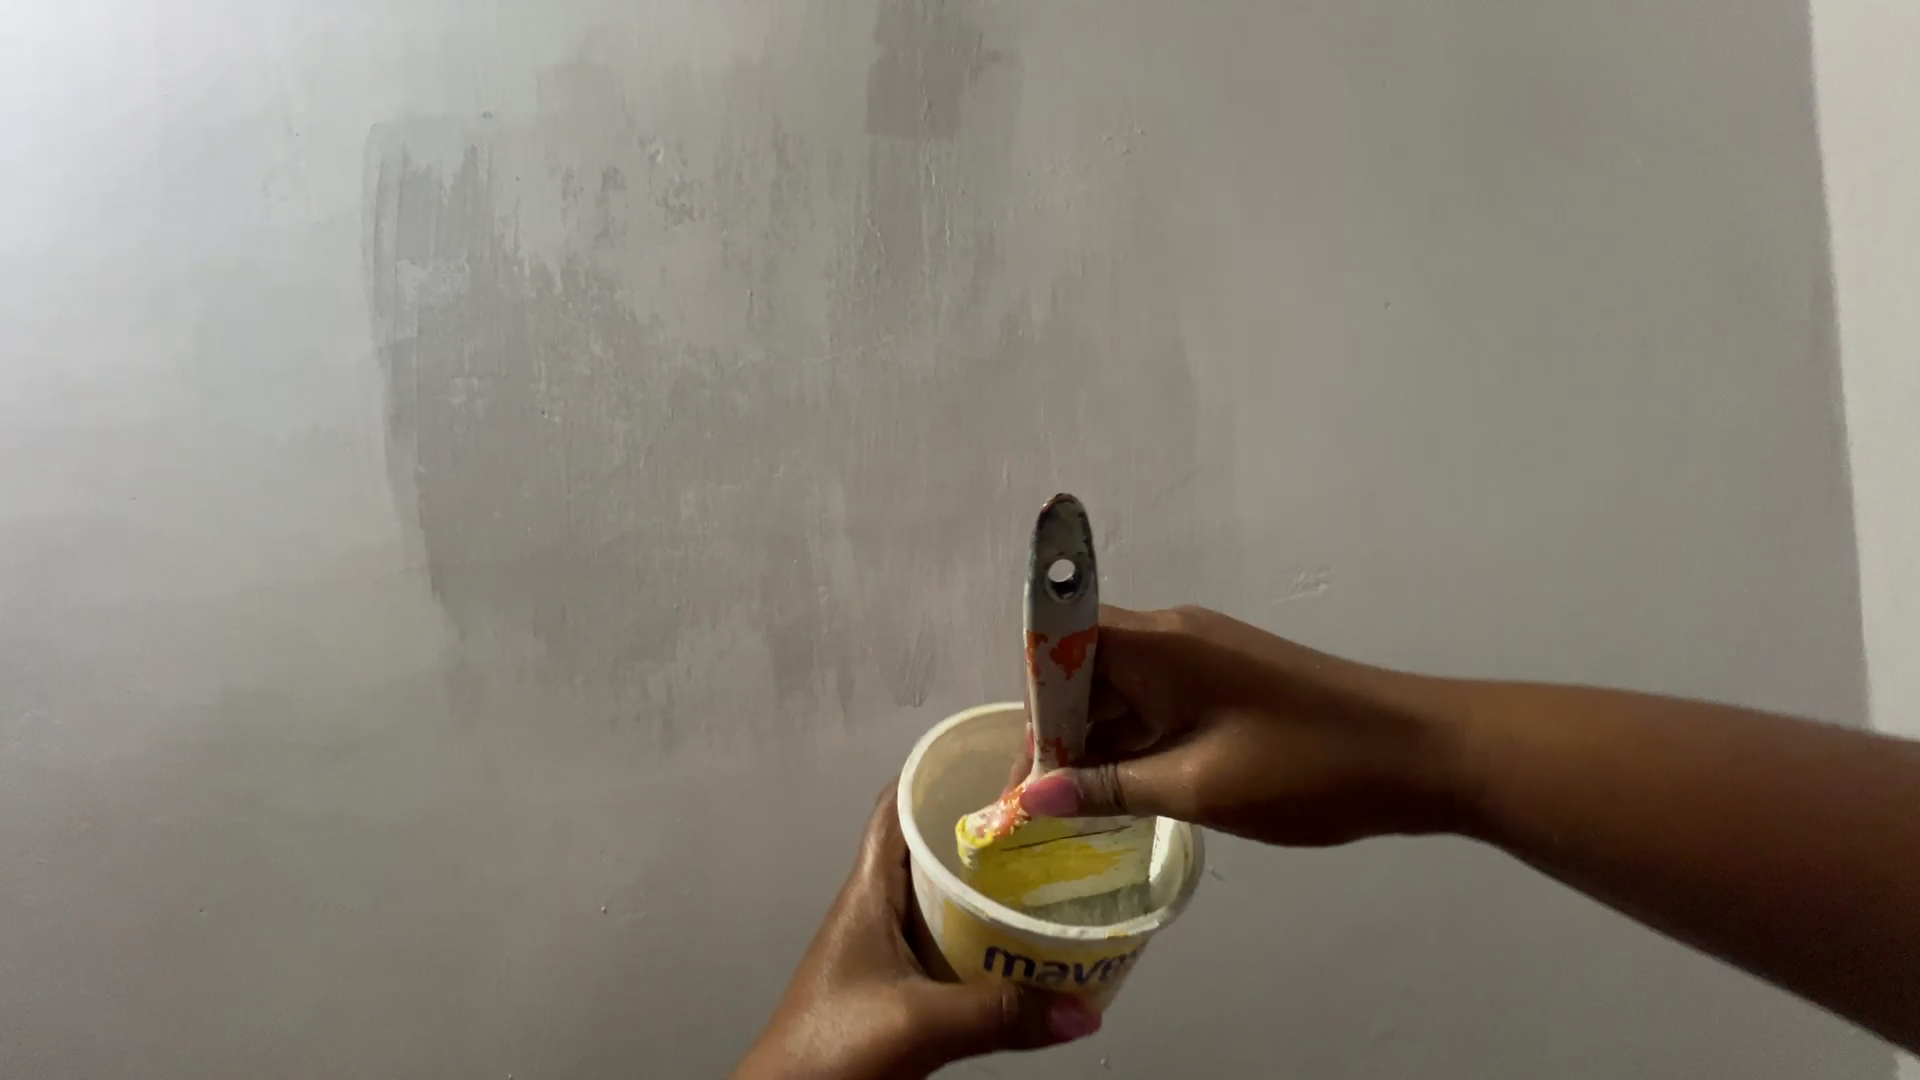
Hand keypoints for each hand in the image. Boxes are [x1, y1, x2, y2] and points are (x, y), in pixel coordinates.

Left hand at [734, 784, 1102, 1079]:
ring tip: (1036, 864)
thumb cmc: (828, 1048)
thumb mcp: (917, 1025)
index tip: (984, 759)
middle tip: (1030, 814)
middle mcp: (875, 904)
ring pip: (935, 889)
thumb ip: (996, 1015)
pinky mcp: (895, 979)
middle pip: (923, 842)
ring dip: (976, 876)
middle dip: (972, 822)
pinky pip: (942, 934)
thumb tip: (1080, 1010)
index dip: (932, 773)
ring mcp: (883, 943)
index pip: (894, 806)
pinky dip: (975, 926)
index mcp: (868, 890)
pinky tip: (1012, 938)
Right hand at [1018, 605, 1470, 846]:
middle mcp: (1170, 634)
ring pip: (1122, 685)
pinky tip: (1129, 783)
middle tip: (1046, 799)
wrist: (1424, 752)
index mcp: (1156, 644)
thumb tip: (1033, 798)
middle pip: (1087, 666)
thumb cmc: (1303, 767)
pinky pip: (1157, 696)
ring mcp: (1200, 651)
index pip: (1059, 642)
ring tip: (1081, 802)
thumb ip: (1108, 788)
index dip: (1032, 699)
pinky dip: (1138, 736)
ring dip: (1100, 737)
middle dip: (1061, 728)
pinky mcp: (1223, 673)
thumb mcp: (1195, 787)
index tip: (1026, 765)